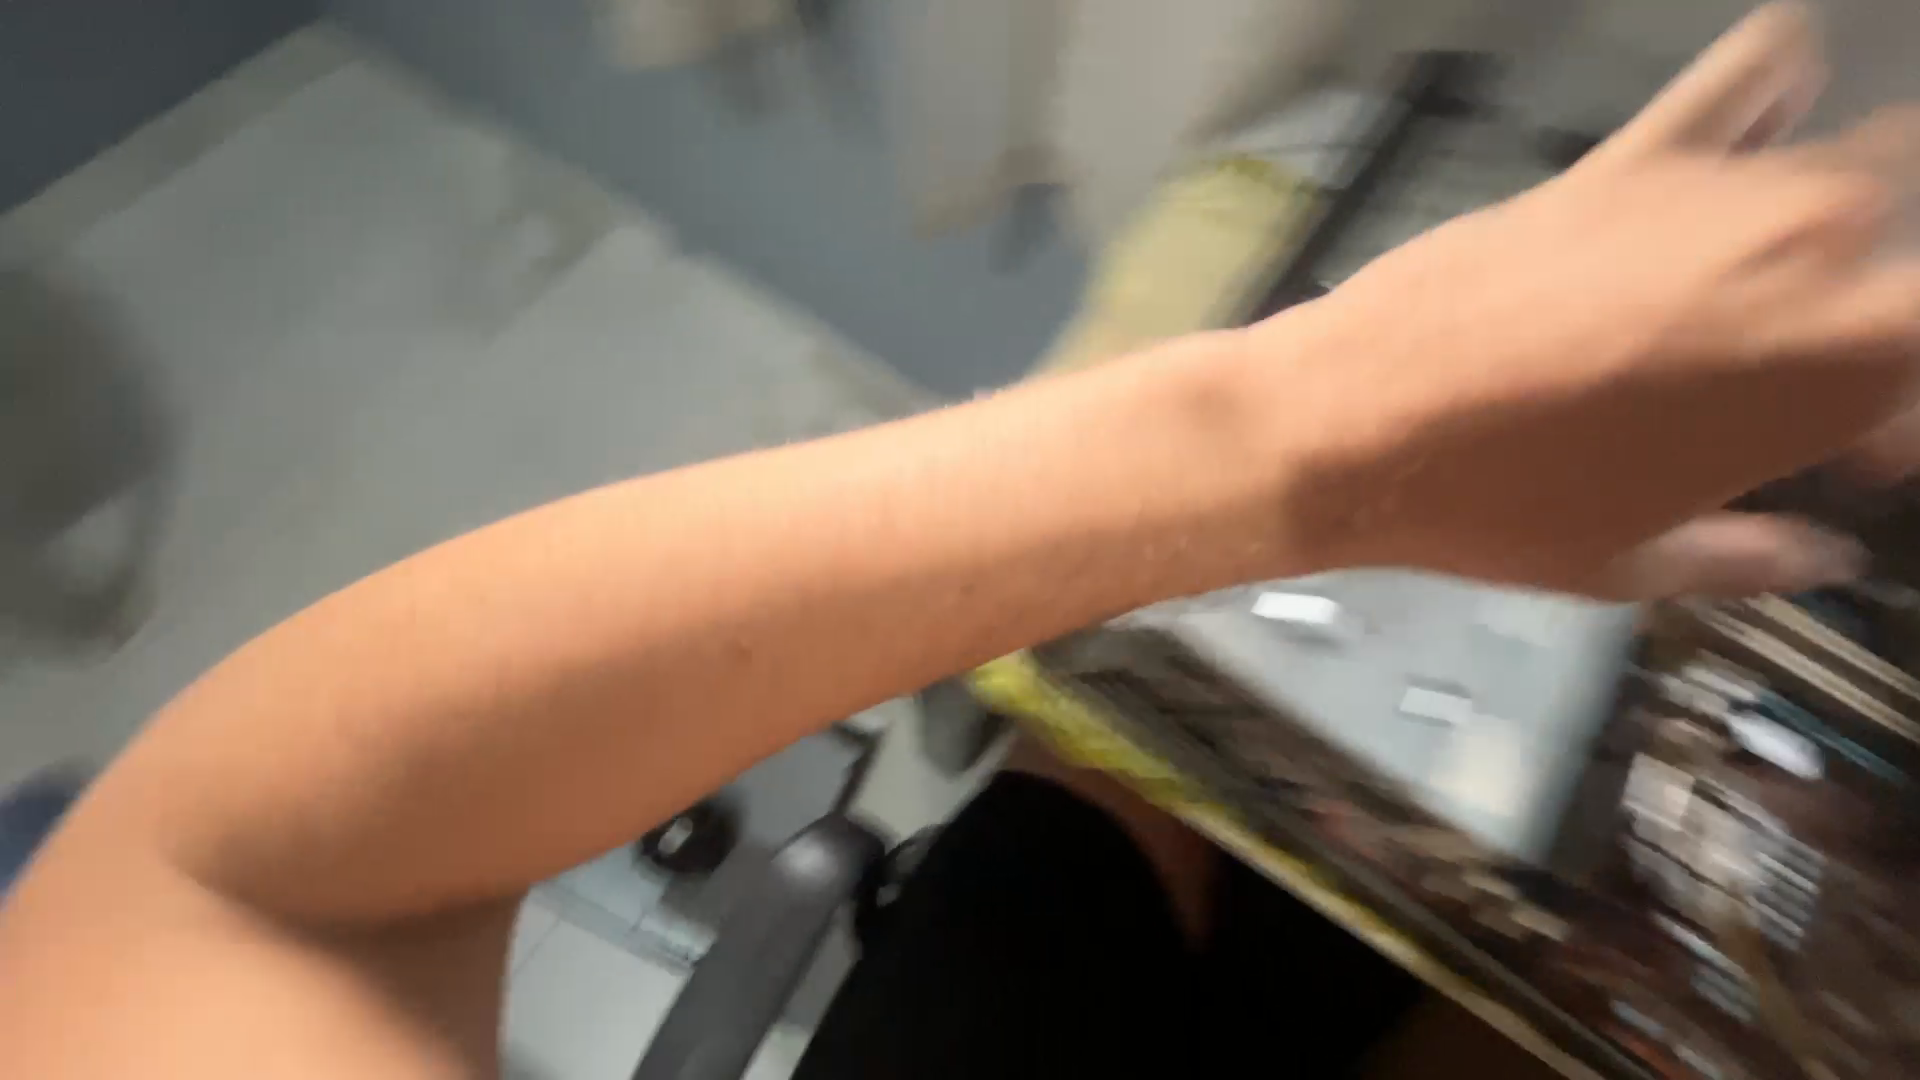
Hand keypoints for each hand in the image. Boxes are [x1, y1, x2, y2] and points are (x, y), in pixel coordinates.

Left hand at [1258, 3, 1919, 598]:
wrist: (1344, 426)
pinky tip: (1726, 143)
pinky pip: (1752, 71)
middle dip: (1866, 318)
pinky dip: (1764, 95)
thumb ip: (1742, 557)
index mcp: (1850, 372)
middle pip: (1911, 254)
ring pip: (1866, 156)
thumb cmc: (1479, 508)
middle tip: (1766, 373)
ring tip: (1742, 273)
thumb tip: (1815, 555)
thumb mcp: (1617, 566)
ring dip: (1835, 214)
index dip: (1883, 436)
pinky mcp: (1626, 160)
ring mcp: (1723, 193)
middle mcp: (1824, 257)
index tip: (1833, 463)